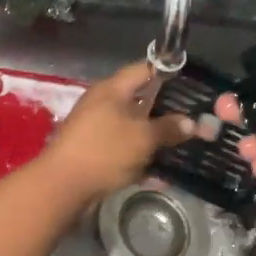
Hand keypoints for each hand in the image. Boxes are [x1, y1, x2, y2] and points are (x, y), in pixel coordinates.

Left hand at [36, 60, 194, 203]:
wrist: (62, 185)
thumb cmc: (104, 151)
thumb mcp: (142, 138)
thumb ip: (168, 128)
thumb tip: (192, 122)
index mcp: (112, 89)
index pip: (144, 69)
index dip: (168, 72)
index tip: (192, 83)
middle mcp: (103, 102)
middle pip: (140, 99)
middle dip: (167, 111)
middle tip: (194, 120)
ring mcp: (97, 127)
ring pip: (133, 126)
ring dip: (155, 137)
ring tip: (183, 147)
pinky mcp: (94, 150)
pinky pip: (124, 148)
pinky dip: (140, 157)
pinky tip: (160, 174)